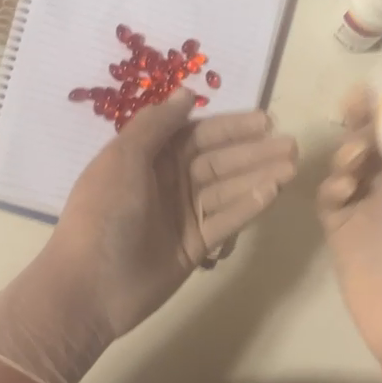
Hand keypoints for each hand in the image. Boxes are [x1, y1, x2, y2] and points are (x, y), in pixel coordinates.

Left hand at [0, 88, 297, 382]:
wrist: (89, 288)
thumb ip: (155, 126)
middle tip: (291, 146)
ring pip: (229, 189)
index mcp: (148, 158)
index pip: (198, 135)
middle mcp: (170, 182)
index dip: (232, 127)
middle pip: (220, 161)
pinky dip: (249, 207)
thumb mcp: (121, 160)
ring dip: (259, 177)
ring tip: (292, 168)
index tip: (266, 121)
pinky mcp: (196, 245)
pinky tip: (273, 193)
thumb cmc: (102, 216)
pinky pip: (226, 220)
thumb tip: (188, 94)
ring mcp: (184, 215)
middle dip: (255, 152)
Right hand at [318, 102, 381, 382]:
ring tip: (358, 153)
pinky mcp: (342, 227)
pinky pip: (330, 195)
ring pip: (350, 160)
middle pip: (374, 135)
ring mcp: (366, 204)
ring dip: (350, 148)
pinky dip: (333, 184)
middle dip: (365, 116)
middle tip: (357, 106)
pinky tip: (344, 189)